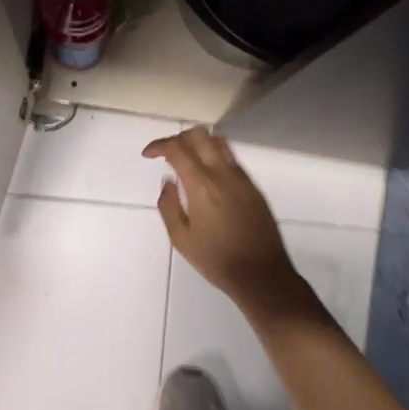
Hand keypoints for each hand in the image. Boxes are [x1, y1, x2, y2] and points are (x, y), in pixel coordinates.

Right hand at [144, 128, 315, 317]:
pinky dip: (215, 157)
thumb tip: (168, 182)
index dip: (159, 145)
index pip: (178, 148)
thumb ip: (168, 206)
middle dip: (179, 138)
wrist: (261, 274)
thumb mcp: (181, 238)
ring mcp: (243, 178)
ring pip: (219, 142)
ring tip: (187, 162)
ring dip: (199, 144)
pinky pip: (232, 159)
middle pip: (200, 135)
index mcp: (203, 186)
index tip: (148, 155)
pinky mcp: (254, 187)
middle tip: (166, 155)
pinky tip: (208, 179)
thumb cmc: (216, 260)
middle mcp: (224, 174)